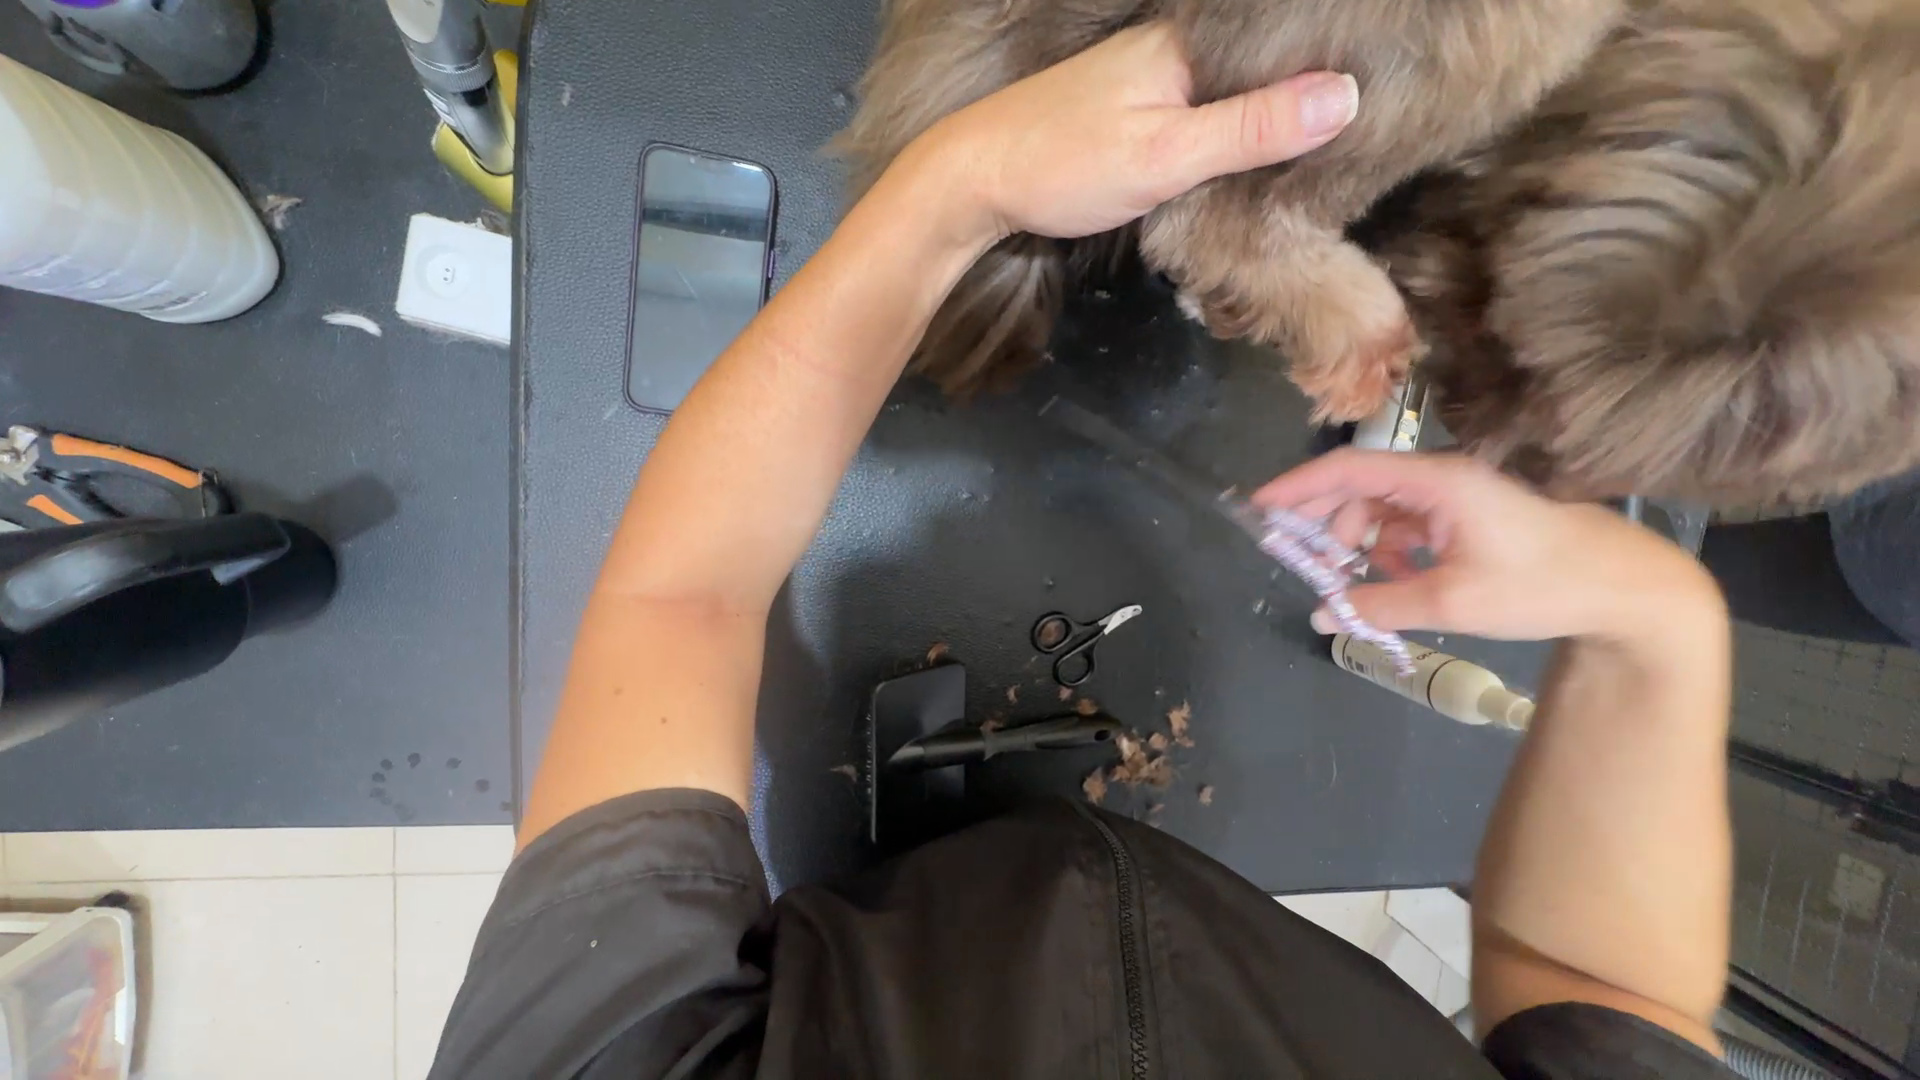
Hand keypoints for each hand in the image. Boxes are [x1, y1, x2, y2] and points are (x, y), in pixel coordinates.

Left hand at [908, 23, 1358, 243]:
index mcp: (1189, 45)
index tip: (1380, 115)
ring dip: (1261, 119)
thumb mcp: (1165, 156)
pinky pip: (1194, 112)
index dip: (1330, 79)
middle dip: (1299, 101)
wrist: (974, 181)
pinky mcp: (1127, 110)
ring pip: (1225, 94)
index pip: (1284, 51)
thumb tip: (1347, 97)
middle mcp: (1171, 48)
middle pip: (1258, 70)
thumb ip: (1250, 130)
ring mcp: (1145, 78)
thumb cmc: (1065, 166)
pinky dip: (1220, 132)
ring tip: (1314, 152)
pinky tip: (1239, 154)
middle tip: (1358, 143)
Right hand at [1253, 450, 1724, 646]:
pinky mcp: (1466, 514)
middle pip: (1359, 486)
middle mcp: (1440, 477)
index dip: (1297, 485)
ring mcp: (1454, 495)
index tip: (1259, 508)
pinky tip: (1395, 579)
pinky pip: (1407, 524)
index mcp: (1436, 481)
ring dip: (1358, 541)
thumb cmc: (1541, 584)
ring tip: (1355, 580)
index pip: (1348, 468)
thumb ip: (1379, 605)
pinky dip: (1389, 549)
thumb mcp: (1451, 601)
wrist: (1630, 589)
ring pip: (1381, 508)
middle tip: (1296, 555)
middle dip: (1323, 520)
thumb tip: (1322, 615)